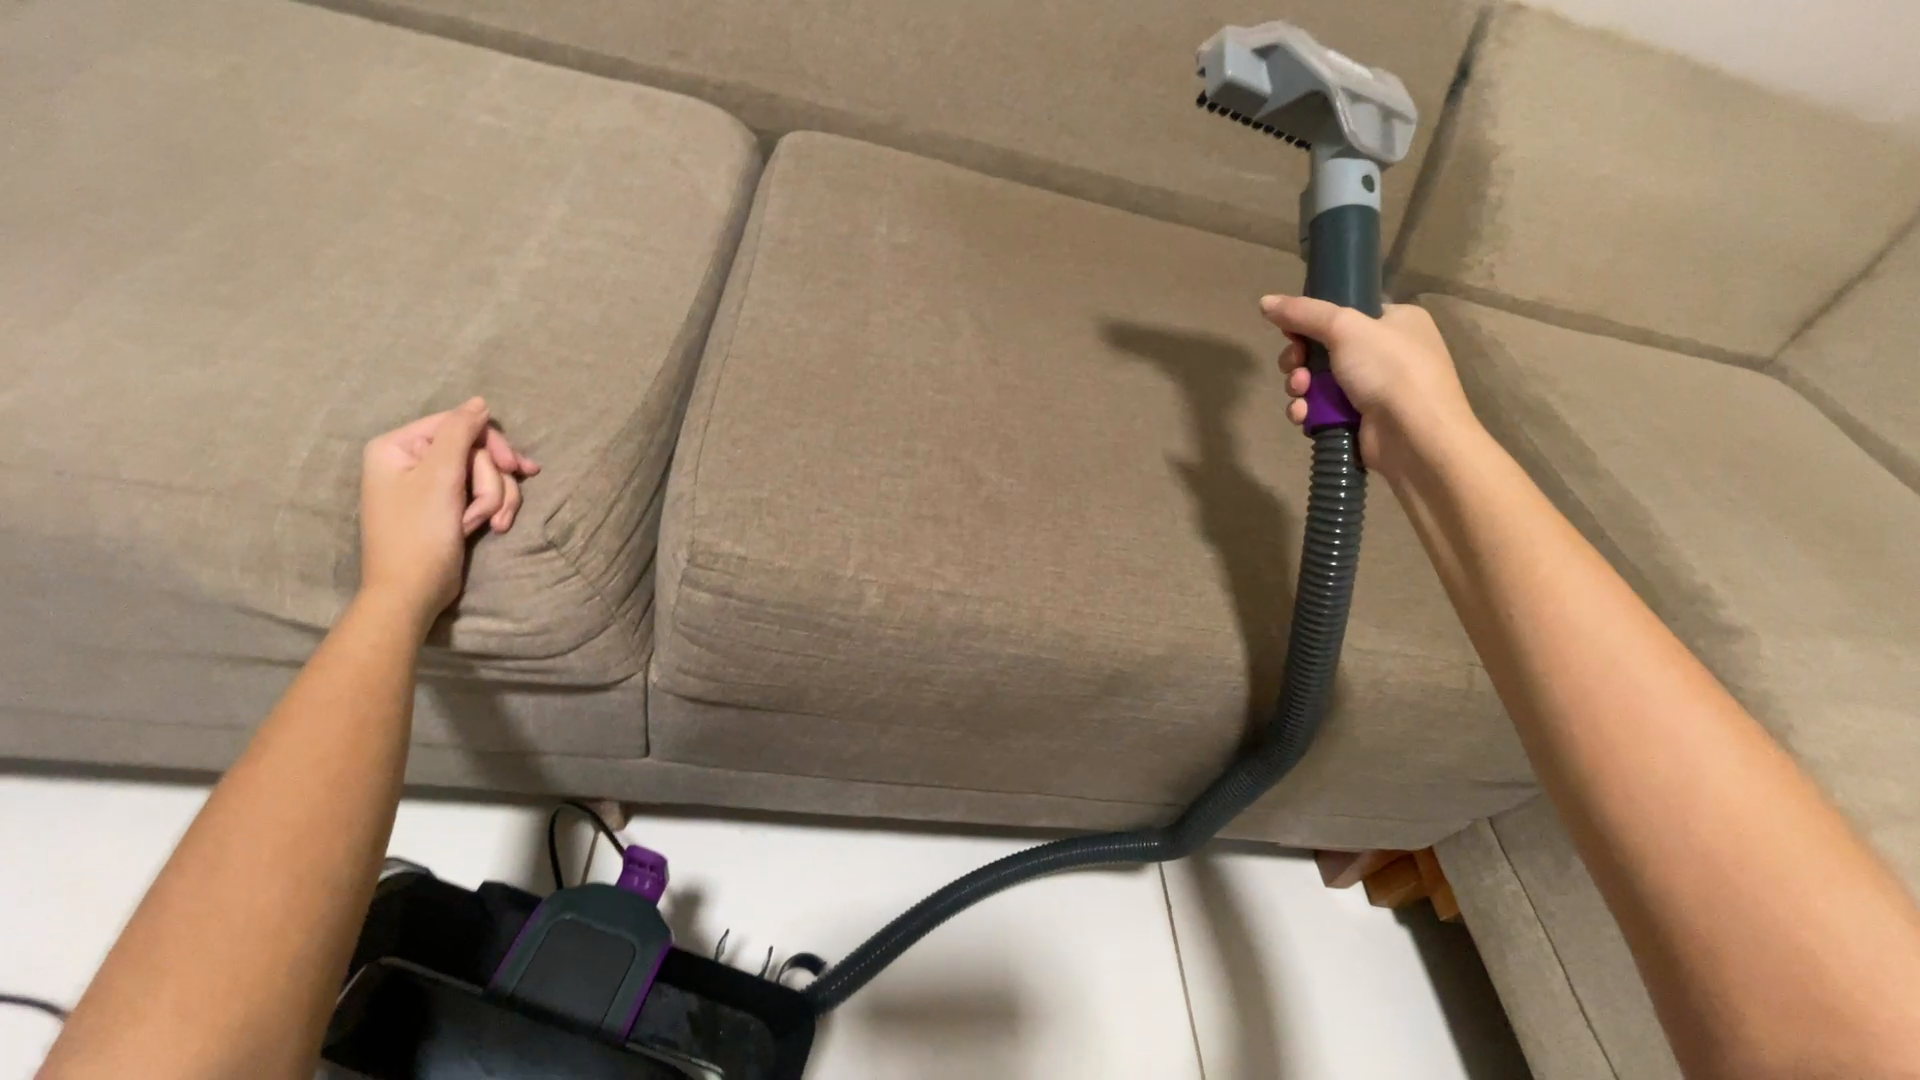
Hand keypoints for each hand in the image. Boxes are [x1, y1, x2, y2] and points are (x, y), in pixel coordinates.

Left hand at [357, 398, 540, 629]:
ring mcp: (431, 485)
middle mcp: (412, 460)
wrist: (413, 592)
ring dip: (495, 500)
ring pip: (485, 475)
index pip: (458, 425)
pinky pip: (482, 494)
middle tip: (494, 510)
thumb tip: (479, 402)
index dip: (491, 445)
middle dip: (492, 483)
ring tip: (490, 524)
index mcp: (398, 446)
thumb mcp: (440, 477)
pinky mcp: (448, 507)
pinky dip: (493, 509)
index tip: (517, 468)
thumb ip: (459, 432)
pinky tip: (495, 527)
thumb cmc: (419, 533)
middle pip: (476, 452)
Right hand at [1262, 295, 1479, 477]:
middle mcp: (1386, 352)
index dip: (1312, 322)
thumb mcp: (1345, 328)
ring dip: (1299, 387)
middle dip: (1299, 359)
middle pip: (1323, 348)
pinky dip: (1308, 411)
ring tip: (1300, 393)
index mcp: (1396, 321)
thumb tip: (1264, 301)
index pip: (1345, 313)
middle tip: (1294, 366)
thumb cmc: (1389, 370)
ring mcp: (1373, 388)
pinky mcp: (1358, 418)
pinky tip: (1303, 416)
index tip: (1291, 332)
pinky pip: (1322, 408)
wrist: (1414, 435)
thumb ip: (1304, 313)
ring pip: (1318, 381)